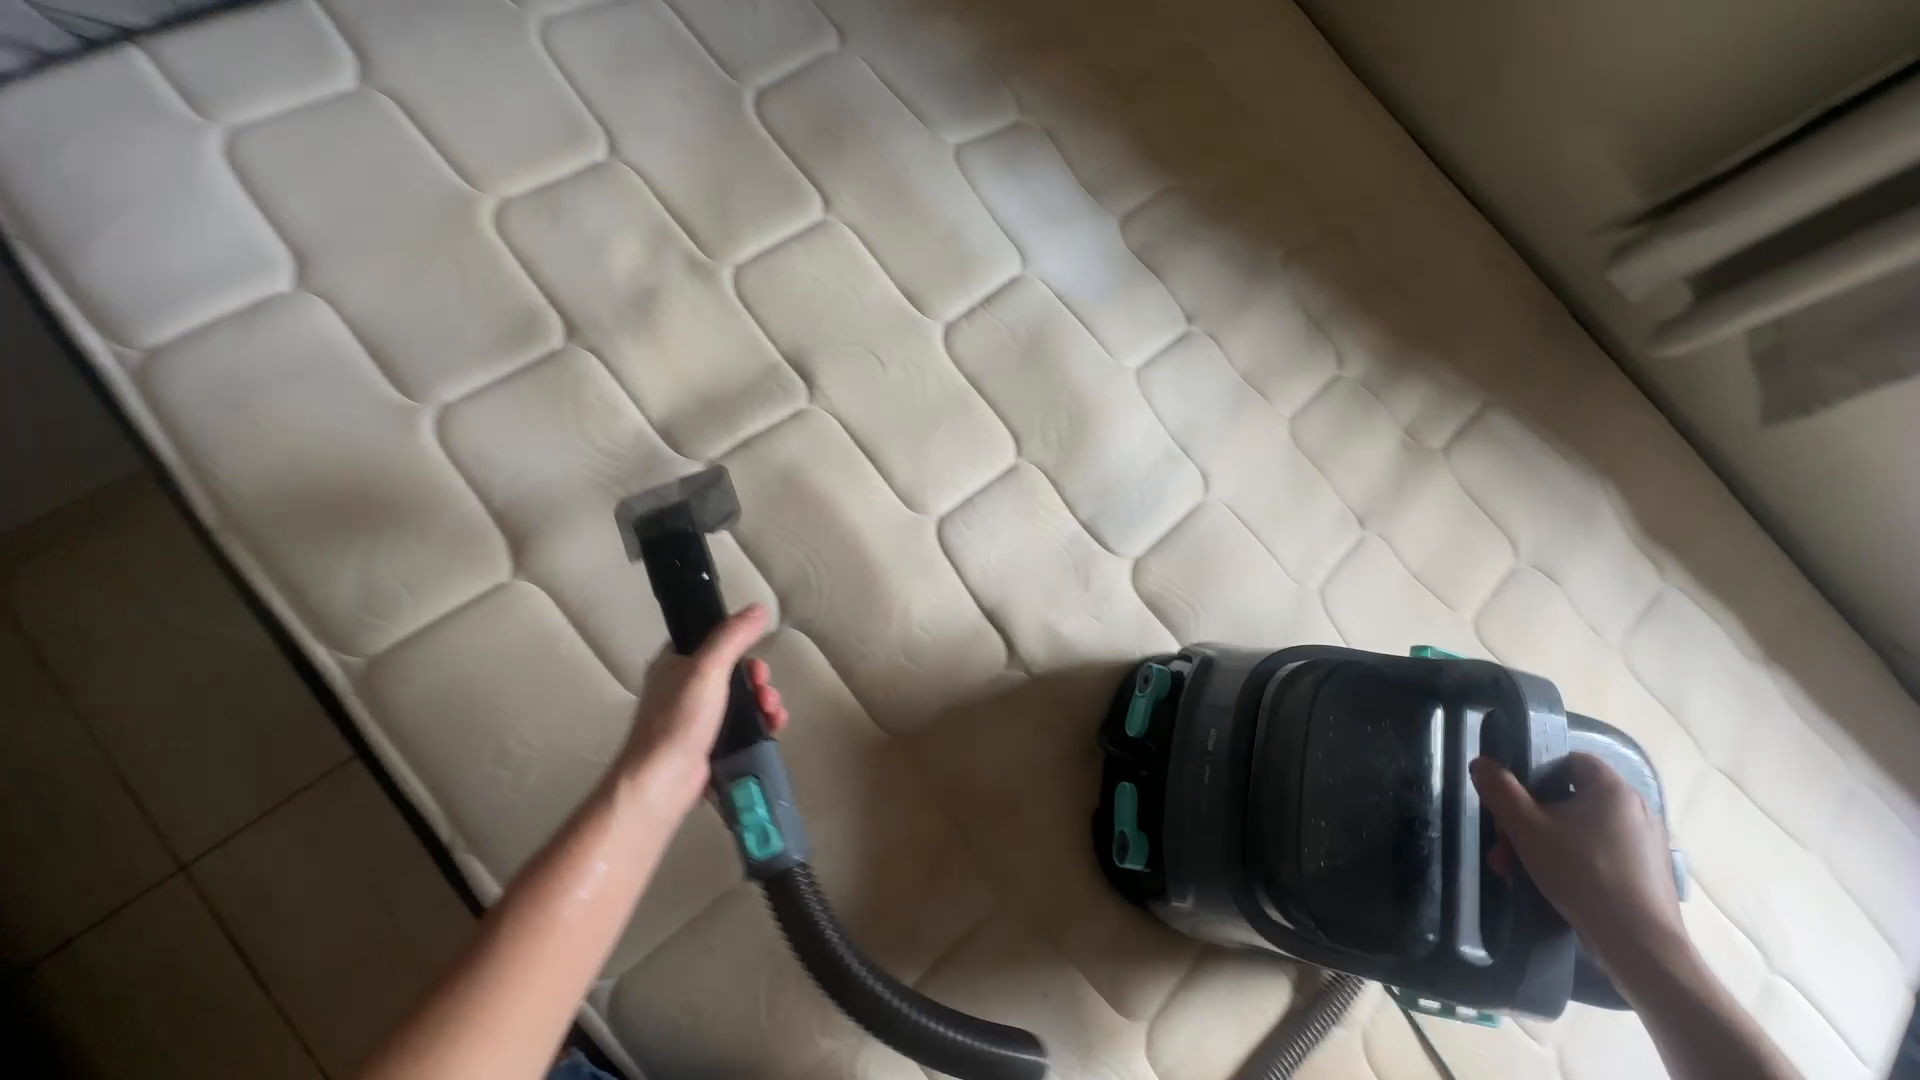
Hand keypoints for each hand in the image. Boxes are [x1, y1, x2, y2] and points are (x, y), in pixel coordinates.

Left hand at [614, 604, 788, 814]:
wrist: (662, 782)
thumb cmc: (679, 720)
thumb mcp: (707, 669)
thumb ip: (732, 637)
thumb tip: (759, 608)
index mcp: (674, 665)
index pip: (710, 643)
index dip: (737, 646)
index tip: (754, 658)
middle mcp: (683, 689)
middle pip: (732, 674)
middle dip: (757, 680)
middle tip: (766, 691)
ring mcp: (695, 720)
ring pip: (740, 702)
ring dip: (764, 703)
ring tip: (774, 714)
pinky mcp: (709, 746)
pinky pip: (741, 729)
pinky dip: (760, 726)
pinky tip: (773, 730)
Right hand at [1470, 752, 1685, 972]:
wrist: (1639, 943)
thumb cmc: (1581, 873)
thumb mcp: (1526, 828)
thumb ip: (1500, 790)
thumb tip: (1481, 762)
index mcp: (1612, 789)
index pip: (1570, 760)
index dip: (1536, 774)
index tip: (1513, 799)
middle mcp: (1635, 809)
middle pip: (1569, 800)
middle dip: (1528, 820)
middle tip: (1503, 844)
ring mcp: (1645, 843)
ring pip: (1580, 830)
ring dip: (1542, 843)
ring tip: (1515, 870)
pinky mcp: (1647, 873)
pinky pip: (1599, 854)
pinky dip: (1572, 861)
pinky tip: (1550, 885)